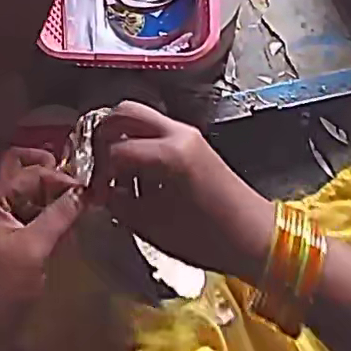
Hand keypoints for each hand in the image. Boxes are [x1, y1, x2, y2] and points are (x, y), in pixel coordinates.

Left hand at [0, 148, 84, 350]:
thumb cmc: (0, 289)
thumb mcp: (33, 249)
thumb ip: (59, 215)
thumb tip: (84, 191)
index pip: (31, 171)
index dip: (61, 177)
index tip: (89, 190)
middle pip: (19, 169)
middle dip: (48, 171)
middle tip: (77, 184)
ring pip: (21, 189)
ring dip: (46, 191)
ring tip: (75, 202)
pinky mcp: (0, 235)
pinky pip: (22, 209)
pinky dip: (41, 209)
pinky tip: (62, 221)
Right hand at [91, 101, 275, 282]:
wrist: (256, 237)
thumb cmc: (209, 238)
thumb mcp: (154, 226)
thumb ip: (119, 204)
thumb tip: (99, 193)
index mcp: (169, 154)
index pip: (115, 148)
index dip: (98, 171)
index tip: (94, 193)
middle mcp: (177, 133)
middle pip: (124, 112)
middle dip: (102, 136)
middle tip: (96, 165)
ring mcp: (186, 133)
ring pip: (138, 116)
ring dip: (119, 136)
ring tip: (115, 170)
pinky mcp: (191, 140)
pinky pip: (153, 128)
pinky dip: (136, 141)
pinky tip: (136, 174)